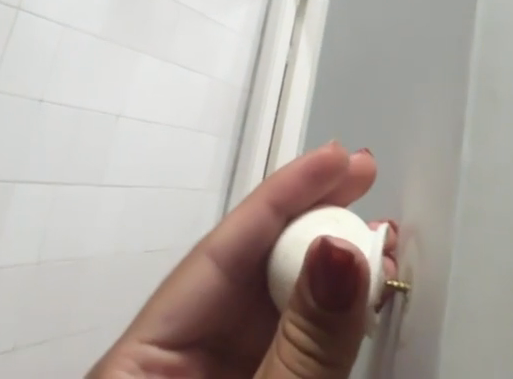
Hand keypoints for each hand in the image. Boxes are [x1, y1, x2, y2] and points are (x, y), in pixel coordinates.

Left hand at [89, 142, 395, 378]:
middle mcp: (171, 362)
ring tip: (375, 234)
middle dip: (311, 221)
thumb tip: (339, 252)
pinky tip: (356, 292)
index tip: (334, 156)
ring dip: (328, 269)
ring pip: (275, 307)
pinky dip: (325, 319)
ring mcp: (212, 377)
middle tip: (364, 176)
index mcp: (136, 364)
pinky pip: (288, 344)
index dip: (282, 194)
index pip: (219, 250)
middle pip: (249, 272)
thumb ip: (299, 345)